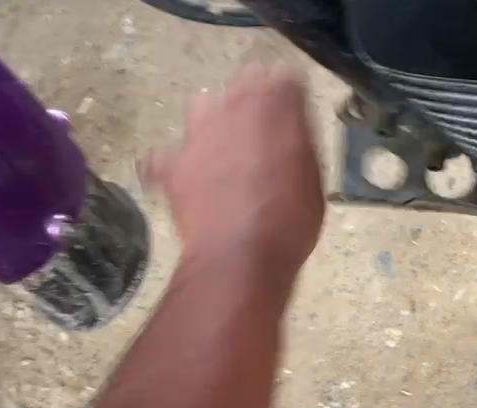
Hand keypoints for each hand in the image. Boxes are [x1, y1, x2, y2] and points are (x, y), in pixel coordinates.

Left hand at [144, 62, 324, 275]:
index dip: (290, 99)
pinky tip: (182, 180)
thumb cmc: (288, 227)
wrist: (240, 258)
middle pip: (244, 83)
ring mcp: (198, 133)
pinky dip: (172, 166)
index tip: (293, 119)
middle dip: (253, 103)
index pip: (286, 79)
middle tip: (262, 135)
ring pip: (203, 107)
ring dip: (213, 123)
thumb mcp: (312, 186)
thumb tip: (292, 137)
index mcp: (277, 106)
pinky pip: (164, 157)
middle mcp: (234, 107)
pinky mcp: (172, 164)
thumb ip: (300, 149)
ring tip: (222, 153)